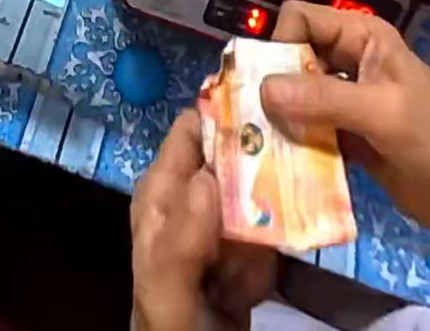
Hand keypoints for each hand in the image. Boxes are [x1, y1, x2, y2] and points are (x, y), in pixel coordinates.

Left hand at [131, 111, 275, 330]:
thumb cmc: (170, 324)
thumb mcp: (166, 285)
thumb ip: (181, 237)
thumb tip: (207, 176)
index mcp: (162, 186)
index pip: (193, 127)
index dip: (226, 119)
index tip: (267, 124)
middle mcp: (188, 194)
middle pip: (233, 159)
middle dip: (253, 194)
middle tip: (256, 227)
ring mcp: (216, 223)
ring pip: (257, 202)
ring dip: (258, 244)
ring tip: (236, 276)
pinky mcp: (239, 253)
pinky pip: (267, 241)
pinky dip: (263, 268)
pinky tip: (247, 293)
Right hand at [258, 1, 429, 242]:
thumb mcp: (385, 115)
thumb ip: (325, 100)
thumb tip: (263, 89)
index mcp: (360, 36)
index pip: (299, 18)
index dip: (281, 43)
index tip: (272, 82)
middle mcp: (347, 59)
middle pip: (290, 55)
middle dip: (273, 83)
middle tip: (257, 116)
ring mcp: (344, 97)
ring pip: (293, 92)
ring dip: (279, 115)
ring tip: (265, 141)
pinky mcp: (343, 131)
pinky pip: (304, 125)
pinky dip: (292, 139)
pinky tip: (284, 159)